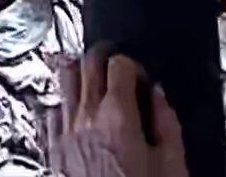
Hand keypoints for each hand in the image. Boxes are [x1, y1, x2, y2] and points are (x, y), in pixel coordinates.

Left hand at [42, 49, 187, 176]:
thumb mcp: (173, 171)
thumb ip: (168, 126)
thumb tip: (158, 94)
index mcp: (118, 116)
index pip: (119, 62)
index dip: (133, 67)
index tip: (143, 83)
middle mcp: (86, 115)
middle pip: (89, 61)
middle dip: (106, 59)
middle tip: (120, 73)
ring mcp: (65, 131)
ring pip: (65, 76)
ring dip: (81, 73)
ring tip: (96, 86)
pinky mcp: (53, 151)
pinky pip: (53, 110)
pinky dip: (65, 104)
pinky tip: (80, 117)